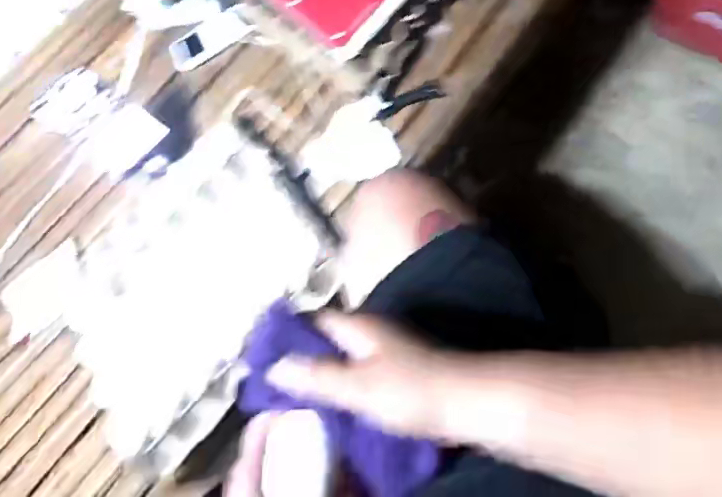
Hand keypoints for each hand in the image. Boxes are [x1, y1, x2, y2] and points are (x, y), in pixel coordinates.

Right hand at [266, 312, 462, 440]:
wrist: (462, 401)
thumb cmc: (409, 389)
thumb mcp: (358, 386)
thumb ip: (318, 375)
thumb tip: (275, 364)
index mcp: (360, 325)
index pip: (314, 318)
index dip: (287, 331)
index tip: (259, 349)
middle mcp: (371, 330)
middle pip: (326, 336)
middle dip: (300, 353)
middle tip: (270, 378)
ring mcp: (385, 349)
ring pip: (341, 354)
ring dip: (319, 370)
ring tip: (291, 394)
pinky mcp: (394, 371)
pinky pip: (356, 371)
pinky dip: (338, 382)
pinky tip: (329, 403)